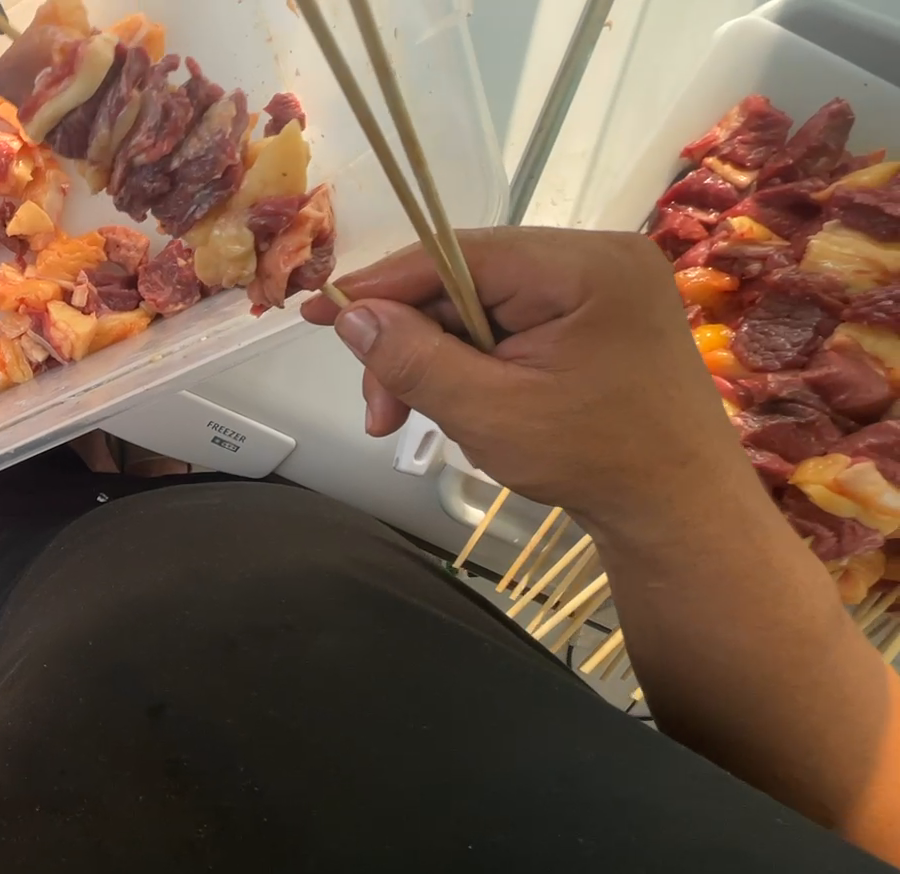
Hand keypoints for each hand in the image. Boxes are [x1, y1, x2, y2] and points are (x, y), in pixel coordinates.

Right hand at [300, 228, 758, 539]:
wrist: (672, 504)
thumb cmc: (589, 456)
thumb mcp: (483, 410)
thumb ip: (412, 358)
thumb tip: (348, 315)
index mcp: (582, 267)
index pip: (454, 255)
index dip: (379, 284)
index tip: (315, 311)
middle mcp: (590, 260)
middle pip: (457, 284)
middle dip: (404, 344)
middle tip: (376, 410)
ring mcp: (590, 289)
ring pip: (468, 309)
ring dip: (424, 362)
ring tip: (399, 418)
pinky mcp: (582, 319)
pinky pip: (494, 327)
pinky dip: (456, 365)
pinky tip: (443, 403)